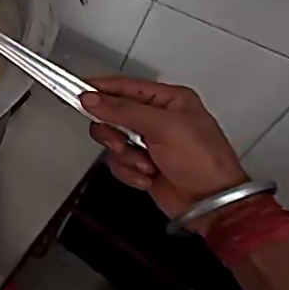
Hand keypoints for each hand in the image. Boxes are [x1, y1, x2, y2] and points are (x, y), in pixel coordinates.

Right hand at [81, 76, 248, 223]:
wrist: (211, 203)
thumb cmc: (204, 161)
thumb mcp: (162, 127)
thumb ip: (122, 110)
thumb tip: (91, 98)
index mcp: (168, 100)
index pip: (124, 87)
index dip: (99, 89)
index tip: (77, 92)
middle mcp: (157, 118)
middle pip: (112, 115)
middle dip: (114, 134)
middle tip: (121, 142)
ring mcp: (148, 142)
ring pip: (111, 141)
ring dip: (125, 156)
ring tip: (144, 163)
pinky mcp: (142, 163)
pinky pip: (117, 162)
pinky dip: (129, 171)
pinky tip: (149, 176)